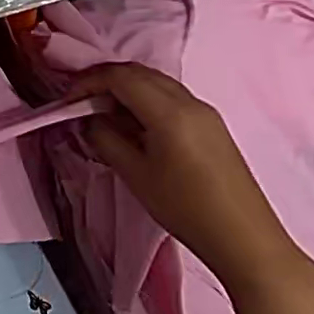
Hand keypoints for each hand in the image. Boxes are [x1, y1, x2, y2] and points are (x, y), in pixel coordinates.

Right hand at [70, 63, 304, 290]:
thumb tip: (90, 120)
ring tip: (104, 113)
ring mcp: (204, 111)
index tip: (68, 100)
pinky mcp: (212, 124)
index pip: (119, 76)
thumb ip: (105, 138)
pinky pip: (170, 96)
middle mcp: (189, 101)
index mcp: (169, 111)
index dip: (88, 82)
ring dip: (125, 88)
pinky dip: (144, 99)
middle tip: (81, 102)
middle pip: (138, 72)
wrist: (246, 241)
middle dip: (104, 80)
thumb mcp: (135, 174)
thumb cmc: (185, 208)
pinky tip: (134, 124)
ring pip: (155, 82)